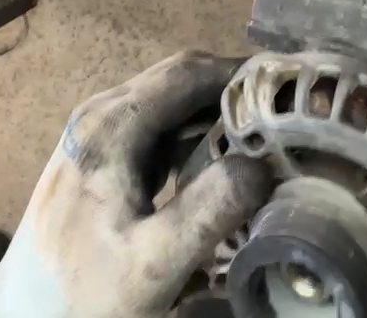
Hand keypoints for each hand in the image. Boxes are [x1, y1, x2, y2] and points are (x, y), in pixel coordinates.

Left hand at [0, 53, 272, 317]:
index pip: (187, 72)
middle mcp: (102, 112)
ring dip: (214, 108)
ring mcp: (98, 130)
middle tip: (282, 110)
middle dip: (231, 88)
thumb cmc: (80, 295)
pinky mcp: (100, 154)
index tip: (285, 87)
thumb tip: (261, 165)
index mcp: (112, 124)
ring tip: (262, 131)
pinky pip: (157, 124)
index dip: (238, 73)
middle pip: (179, 78)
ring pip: (169, 100)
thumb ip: (207, 213)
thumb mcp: (150, 266)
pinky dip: (193, 130)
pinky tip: (220, 157)